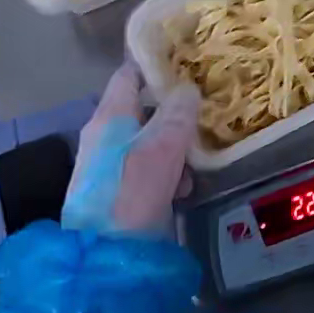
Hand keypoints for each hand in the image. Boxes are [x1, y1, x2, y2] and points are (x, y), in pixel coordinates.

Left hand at [62, 63, 199, 238]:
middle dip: (176, 110)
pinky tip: (183, 187)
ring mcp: (112, 164)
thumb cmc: (131, 193)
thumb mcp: (161, 148)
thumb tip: (187, 89)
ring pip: (152, 139)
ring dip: (177, 145)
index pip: (127, 76)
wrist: (107, 253)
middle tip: (207, 110)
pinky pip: (151, 166)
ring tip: (197, 159)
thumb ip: (176, 116)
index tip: (186, 59)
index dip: (154, 64)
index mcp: (109, 119)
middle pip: (144, 109)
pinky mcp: (121, 188)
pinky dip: (170, 169)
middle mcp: (106, 136)